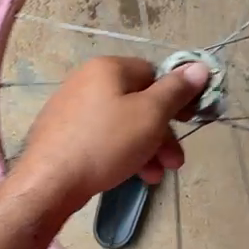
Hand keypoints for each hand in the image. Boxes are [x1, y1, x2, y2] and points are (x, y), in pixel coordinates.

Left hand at [9, 56, 208, 212]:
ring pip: (121, 124)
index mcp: (107, 68)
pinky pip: (101, 138)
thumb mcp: (150, 115)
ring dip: (145, 149)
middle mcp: (85, 82)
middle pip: (137, 102)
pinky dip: (120, 153)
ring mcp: (71, 109)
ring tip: (156, 176)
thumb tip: (199, 67)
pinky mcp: (62, 135)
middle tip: (175, 161)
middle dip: (162, 133)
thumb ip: (176, 91)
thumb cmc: (105, 143)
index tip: (187, 122)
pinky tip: (130, 176)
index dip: (174, 97)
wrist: (49, 182)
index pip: (152, 73)